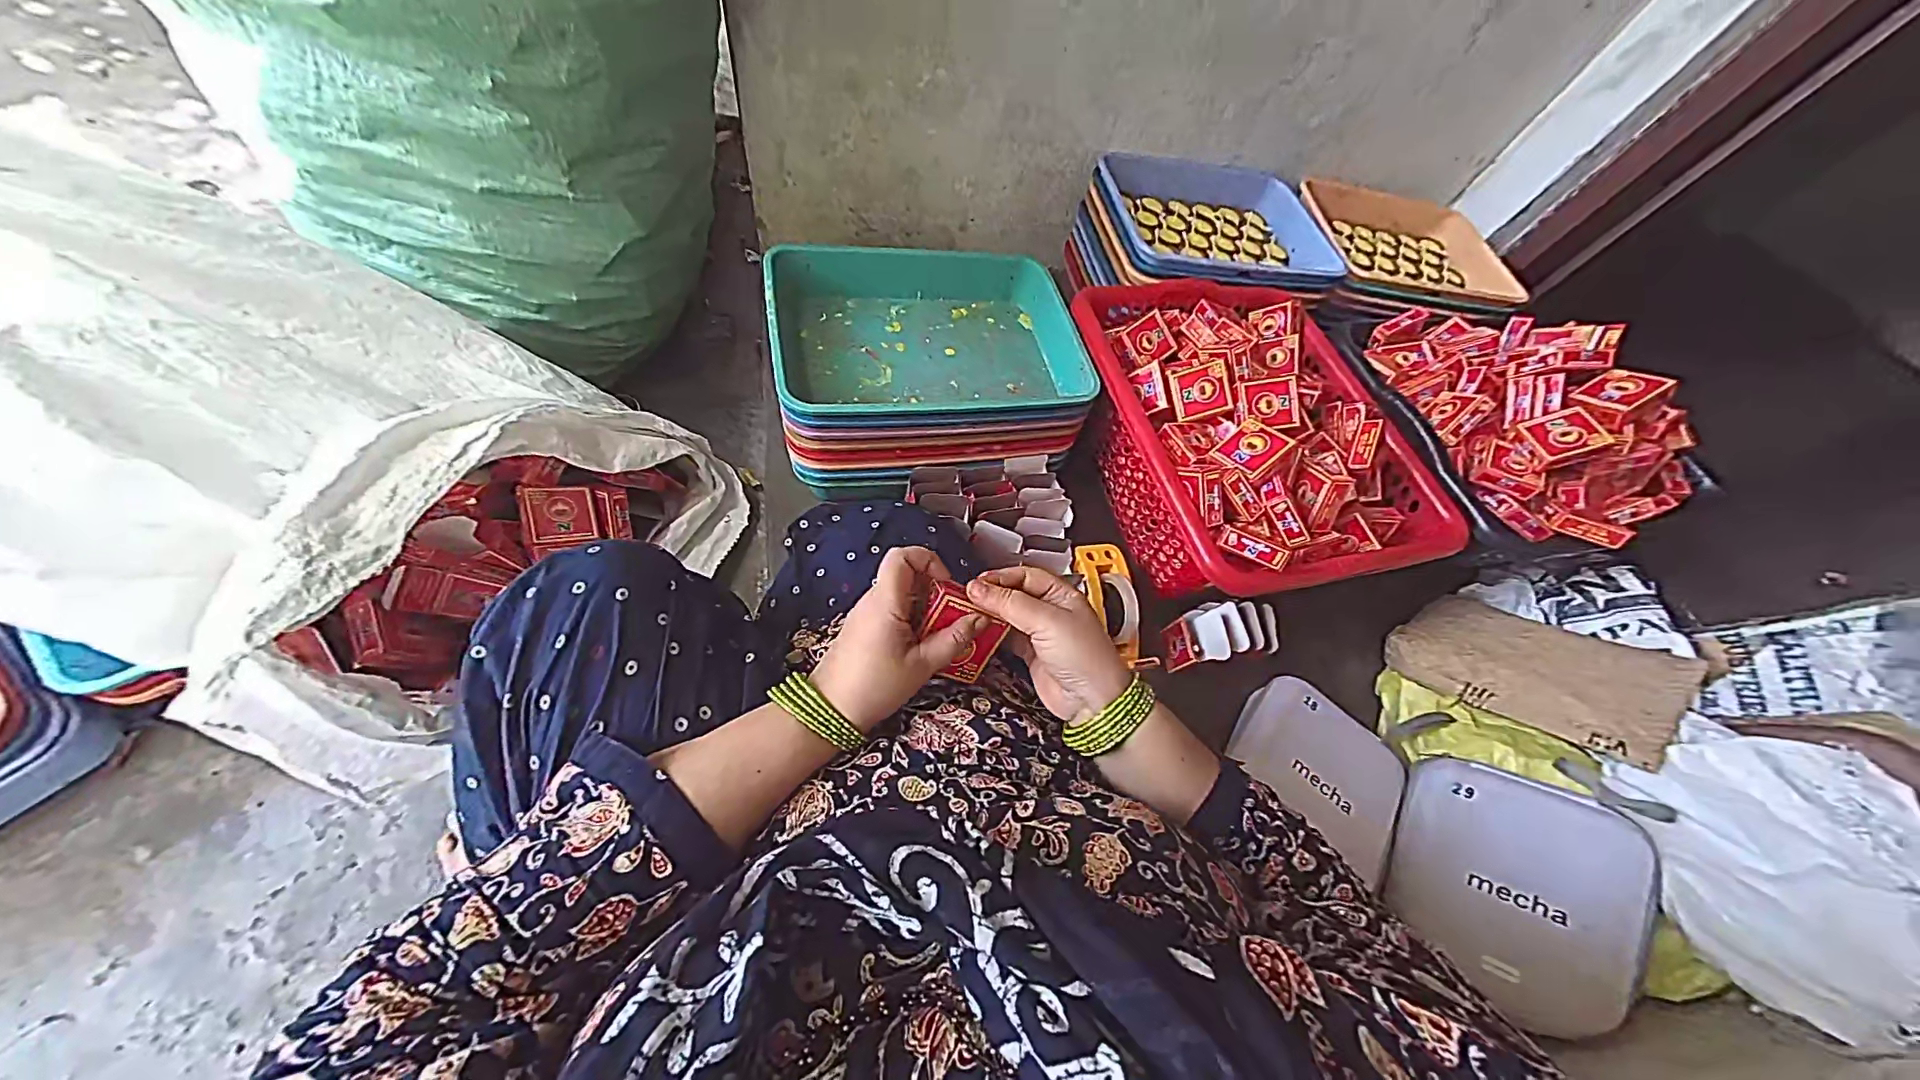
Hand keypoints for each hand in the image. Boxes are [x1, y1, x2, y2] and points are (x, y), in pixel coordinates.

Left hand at [809, 547, 985, 730]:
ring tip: (937, 637)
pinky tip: (919, 646)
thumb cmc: (873, 687)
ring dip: (926, 608)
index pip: (903, 555)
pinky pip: (893, 610)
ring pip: (903, 594)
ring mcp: (867, 612)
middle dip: (936, 591)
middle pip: (908, 575)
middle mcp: (873, 600)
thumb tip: (979, 620)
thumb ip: (953, 639)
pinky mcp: (865, 626)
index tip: (947, 585)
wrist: (832, 709)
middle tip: (951, 618)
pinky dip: (912, 620)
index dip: (930, 561)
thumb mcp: (922, 665)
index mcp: (885, 602)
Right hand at [964, 566, 1131, 723]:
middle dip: (991, 594)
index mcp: (1061, 594)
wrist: (1092, 702)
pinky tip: (981, 633)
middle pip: (1014, 594)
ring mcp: (1040, 633)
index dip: (1000, 577)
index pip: (1025, 575)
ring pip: (1008, 616)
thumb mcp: (1047, 621)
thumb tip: (981, 588)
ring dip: (989, 614)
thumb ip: (1011, 603)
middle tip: (969, 598)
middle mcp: (1051, 611)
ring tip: (971, 613)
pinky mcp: (1031, 654)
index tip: (978, 584)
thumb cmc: (1088, 659)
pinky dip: (992, 634)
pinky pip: (1006, 638)